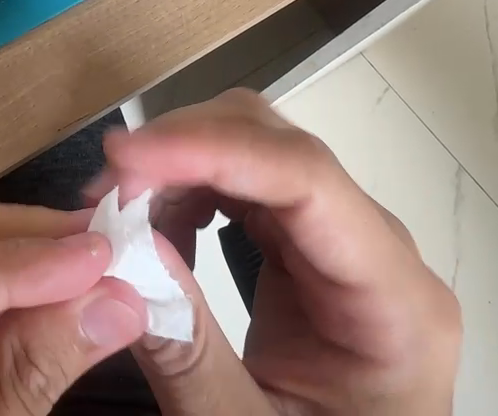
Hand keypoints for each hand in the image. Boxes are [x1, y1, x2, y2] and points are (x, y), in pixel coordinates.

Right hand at [90, 90, 460, 415]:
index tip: (122, 158)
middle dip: (180, 149)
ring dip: (174, 163)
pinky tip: (155, 229)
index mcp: (394, 302)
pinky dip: (184, 186)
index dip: (210, 151)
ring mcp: (339, 237)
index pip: (306, 180)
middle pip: (275, 147)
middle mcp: (376, 248)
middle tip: (104, 191)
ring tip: (118, 212)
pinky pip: (239, 180)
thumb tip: (121, 251)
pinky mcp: (305, 240)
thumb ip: (186, 350)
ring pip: (251, 146)